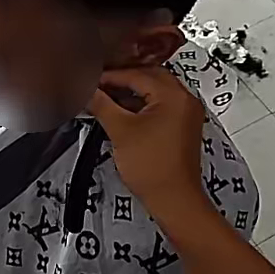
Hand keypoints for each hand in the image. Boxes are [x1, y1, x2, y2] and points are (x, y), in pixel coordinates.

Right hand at [87, 67, 212, 224]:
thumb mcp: (120, 131)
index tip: (92, 81)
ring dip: (131, 94)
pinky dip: (142, 107)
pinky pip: (161, 107)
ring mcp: (187, 114)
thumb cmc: (156, 171)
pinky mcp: (183, 127)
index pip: (136, 74)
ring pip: (155, 92)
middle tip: (99, 86)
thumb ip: (101, 105)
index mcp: (174, 96)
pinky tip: (123, 114)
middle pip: (148, 78)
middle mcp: (185, 101)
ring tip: (107, 100)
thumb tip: (88, 91)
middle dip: (122, 81)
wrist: (173, 199)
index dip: (110, 77)